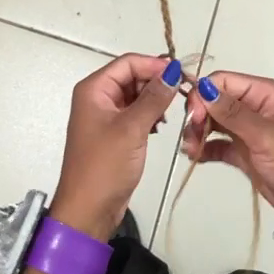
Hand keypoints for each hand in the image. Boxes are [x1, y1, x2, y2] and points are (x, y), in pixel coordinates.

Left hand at [52, 54, 181, 239]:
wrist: (88, 210)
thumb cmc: (105, 166)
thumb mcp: (132, 128)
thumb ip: (154, 98)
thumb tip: (174, 71)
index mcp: (94, 89)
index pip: (128, 63)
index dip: (155, 64)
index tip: (183, 73)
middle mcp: (97, 97)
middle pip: (132, 76)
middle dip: (157, 82)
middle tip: (185, 92)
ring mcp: (105, 116)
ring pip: (135, 95)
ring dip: (155, 99)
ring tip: (174, 111)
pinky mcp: (114, 134)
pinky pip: (135, 113)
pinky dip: (149, 115)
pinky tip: (161, 125)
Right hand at [183, 72, 273, 227]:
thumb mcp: (265, 135)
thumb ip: (232, 113)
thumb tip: (202, 88)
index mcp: (264, 93)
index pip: (223, 81)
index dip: (203, 94)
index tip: (193, 116)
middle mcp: (254, 107)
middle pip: (215, 101)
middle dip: (199, 114)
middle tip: (191, 136)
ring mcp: (248, 130)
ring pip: (213, 122)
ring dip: (198, 132)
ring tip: (190, 149)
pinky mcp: (243, 152)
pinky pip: (218, 144)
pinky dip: (205, 148)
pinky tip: (195, 157)